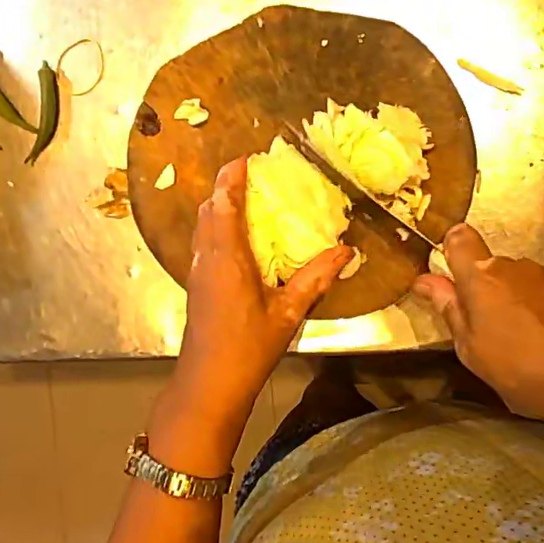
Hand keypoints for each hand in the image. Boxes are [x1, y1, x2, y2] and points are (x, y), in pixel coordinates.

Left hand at [157, 158, 351, 472]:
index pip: (224, 205)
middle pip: (208, 210)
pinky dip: (217, 227)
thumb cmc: (247, 348)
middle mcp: (207, 258)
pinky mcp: (197, 285)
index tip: (245, 159)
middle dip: (225, 188)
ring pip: (202, 226)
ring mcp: (198, 272)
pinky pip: (204, 243)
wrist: (208, 383)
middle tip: (251, 176)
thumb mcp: (288, 312)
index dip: (231, 179)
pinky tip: (238, 238)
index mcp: (227, 258)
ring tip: (244, 198)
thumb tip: (346, 252)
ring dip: (218, 207)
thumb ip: (316, 278)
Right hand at [412, 224, 543, 421]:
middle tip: (482, 333)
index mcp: (482, 276)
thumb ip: (449, 310)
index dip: (448, 252)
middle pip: (487, 267)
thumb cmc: (524, 368)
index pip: (458, 239)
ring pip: (515, 282)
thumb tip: (426, 281)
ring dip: (510, 303)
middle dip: (481, 292)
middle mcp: (514, 266)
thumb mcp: (472, 350)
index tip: (446, 281)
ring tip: (518, 345)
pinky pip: (540, 293)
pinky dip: (535, 311)